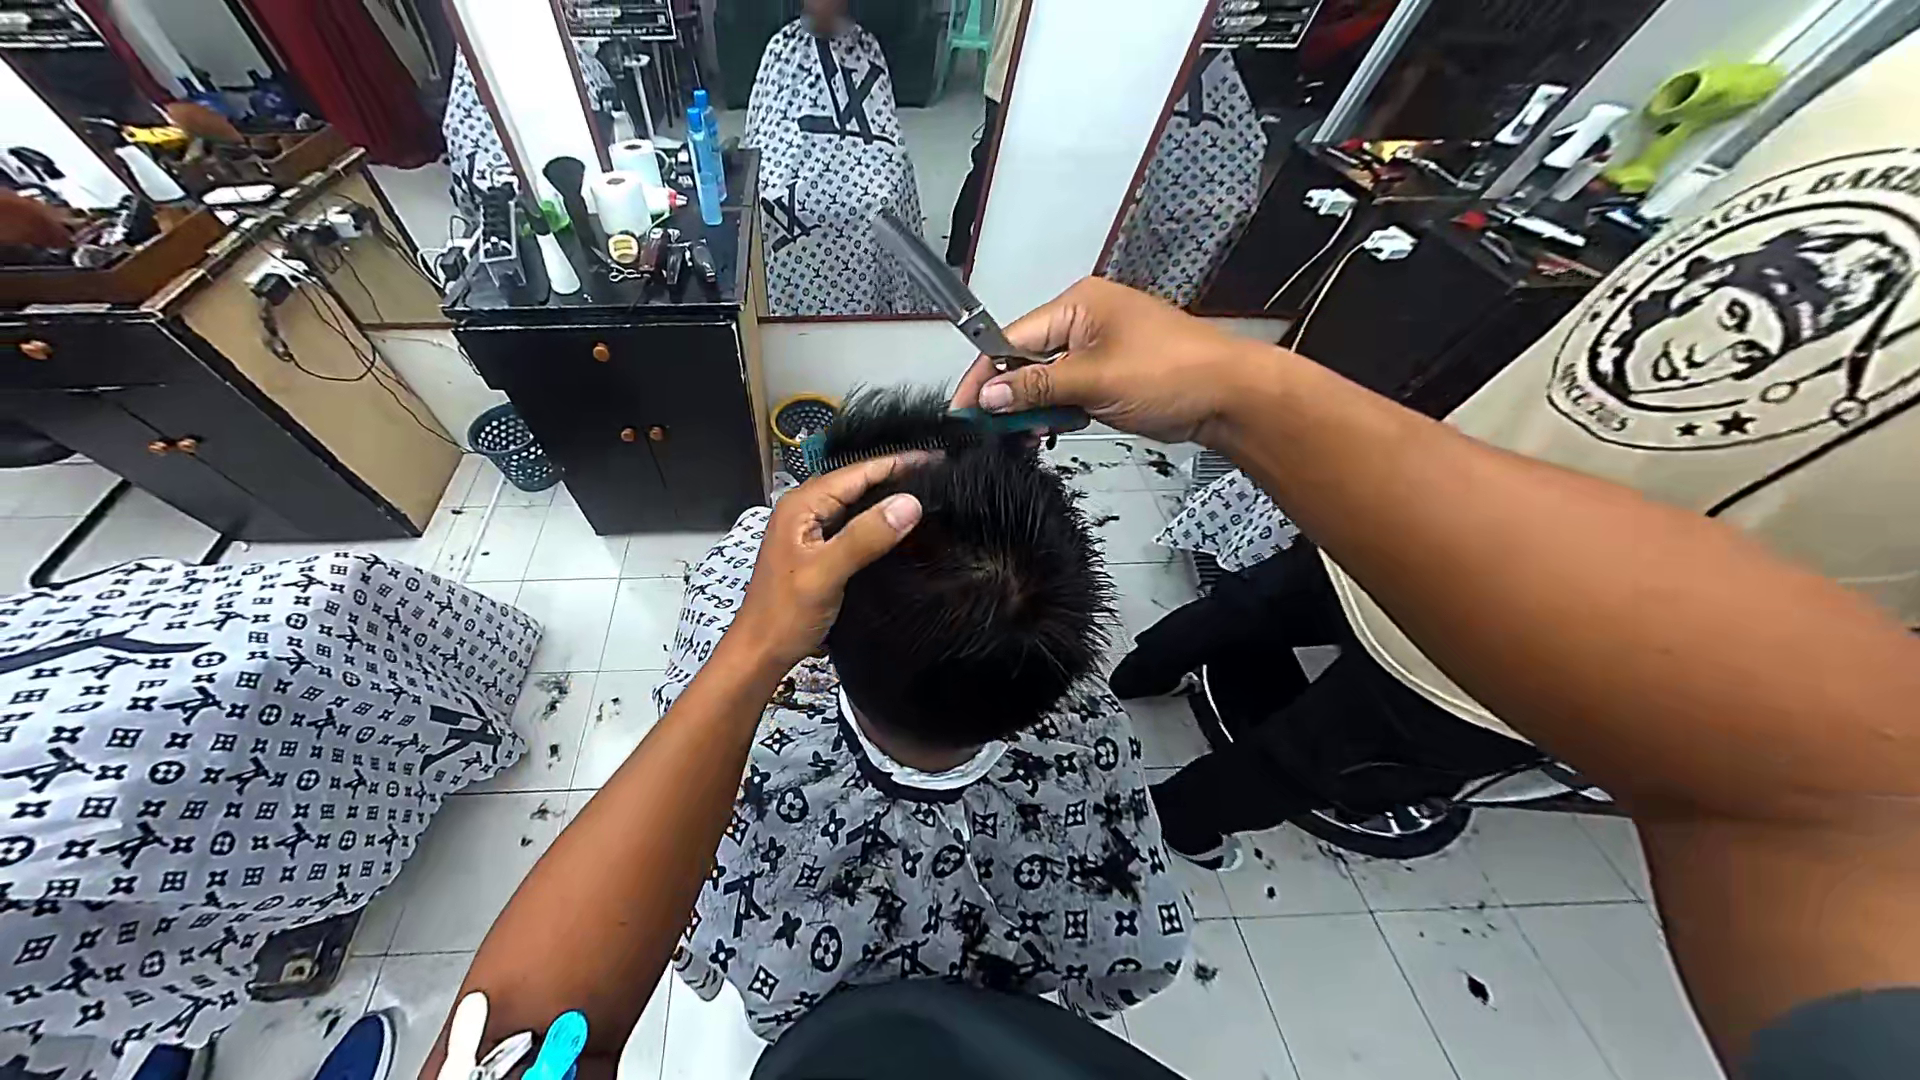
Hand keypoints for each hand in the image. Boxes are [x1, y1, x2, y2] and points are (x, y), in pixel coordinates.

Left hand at [729, 455, 925, 667]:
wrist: (760, 653)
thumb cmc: (786, 615)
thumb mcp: (826, 573)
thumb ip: (865, 536)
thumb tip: (910, 503)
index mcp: (802, 505)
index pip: (857, 472)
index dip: (897, 464)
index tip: (936, 461)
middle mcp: (804, 510)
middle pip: (857, 483)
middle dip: (896, 477)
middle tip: (939, 477)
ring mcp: (810, 531)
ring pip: (856, 504)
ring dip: (888, 500)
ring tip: (928, 496)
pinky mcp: (818, 550)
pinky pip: (854, 526)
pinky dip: (878, 523)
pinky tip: (900, 529)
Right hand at [952, 277, 1269, 443]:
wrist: (1226, 397)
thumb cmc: (1172, 373)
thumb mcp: (1095, 379)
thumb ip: (1038, 387)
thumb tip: (990, 396)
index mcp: (1078, 305)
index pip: (1013, 338)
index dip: (985, 374)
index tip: (964, 407)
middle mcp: (1082, 322)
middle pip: (1025, 359)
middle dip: (1007, 395)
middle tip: (989, 430)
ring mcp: (1093, 351)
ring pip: (1043, 380)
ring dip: (1031, 408)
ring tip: (1021, 435)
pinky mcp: (1103, 377)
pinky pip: (1064, 393)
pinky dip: (1053, 412)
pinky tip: (1044, 431)